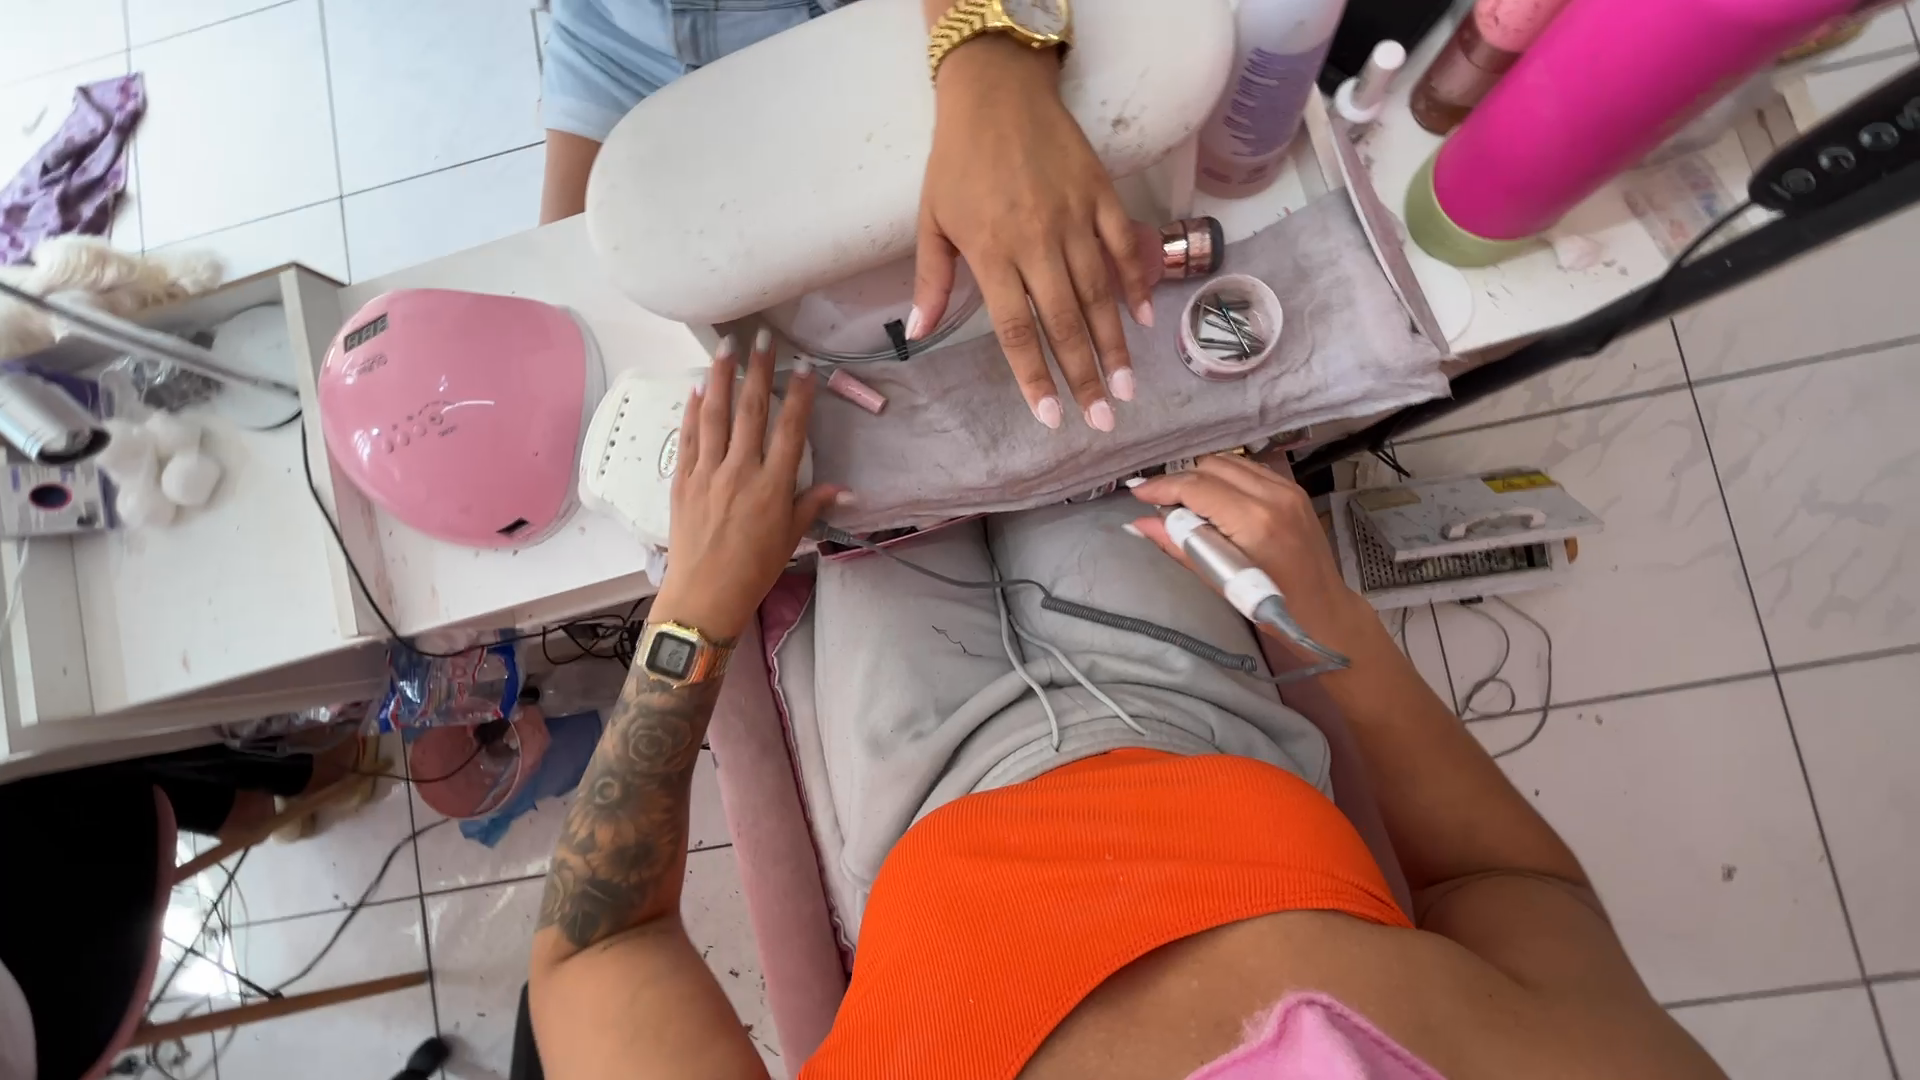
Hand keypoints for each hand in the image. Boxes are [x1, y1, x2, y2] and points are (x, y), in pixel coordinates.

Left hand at [650, 332, 845, 639]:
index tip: (806, 366)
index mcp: (773, 486)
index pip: (790, 429)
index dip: (800, 395)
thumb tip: (846, 489)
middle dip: (759, 370)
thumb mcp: (791, 537)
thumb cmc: (755, 568)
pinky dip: (694, 409)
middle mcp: (741, 471)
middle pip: (752, 410)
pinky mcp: (683, 479)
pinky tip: (699, 386)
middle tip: (762, 336)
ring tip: (727, 346)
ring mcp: (708, 472)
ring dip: (723, 377)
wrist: (705, 593)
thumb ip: (813, 504)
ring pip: (716, 415)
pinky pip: (689, 437)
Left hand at [912, 37, 1151, 432]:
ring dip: (1115, 345)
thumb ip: (930, 281)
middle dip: (1085, 377)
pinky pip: (1121, 247)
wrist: (995, 89)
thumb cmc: (956, 161)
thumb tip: (918, 334)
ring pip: (1099, 293)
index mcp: (993, 254)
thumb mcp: (931, 220)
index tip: (1050, 416)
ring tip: (1127, 389)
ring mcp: (1074, 218)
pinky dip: (1135, 284)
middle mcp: (1037, 243)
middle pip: (1066, 322)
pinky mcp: (1100, 194)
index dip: (1035, 376)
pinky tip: (1144, 321)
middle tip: (1102, 419)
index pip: (1018, 330)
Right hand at [1127, 456, 1373, 652]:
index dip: (1162, 487)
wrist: (1325, 610)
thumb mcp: (1220, 582)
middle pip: (1210, 467)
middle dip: (1179, 481)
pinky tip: (1213, 499)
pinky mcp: (1293, 489)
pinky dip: (1223, 477)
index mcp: (1255, 521)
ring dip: (1201, 476)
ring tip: (1185, 501)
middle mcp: (1273, 495)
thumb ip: (1180, 546)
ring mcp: (1287, 488)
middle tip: (1160, 504)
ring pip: (1228, 462)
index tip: (1137, 493)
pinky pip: (1246, 468)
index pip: (1197, 487)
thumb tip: (1139, 524)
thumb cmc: (1272, 606)